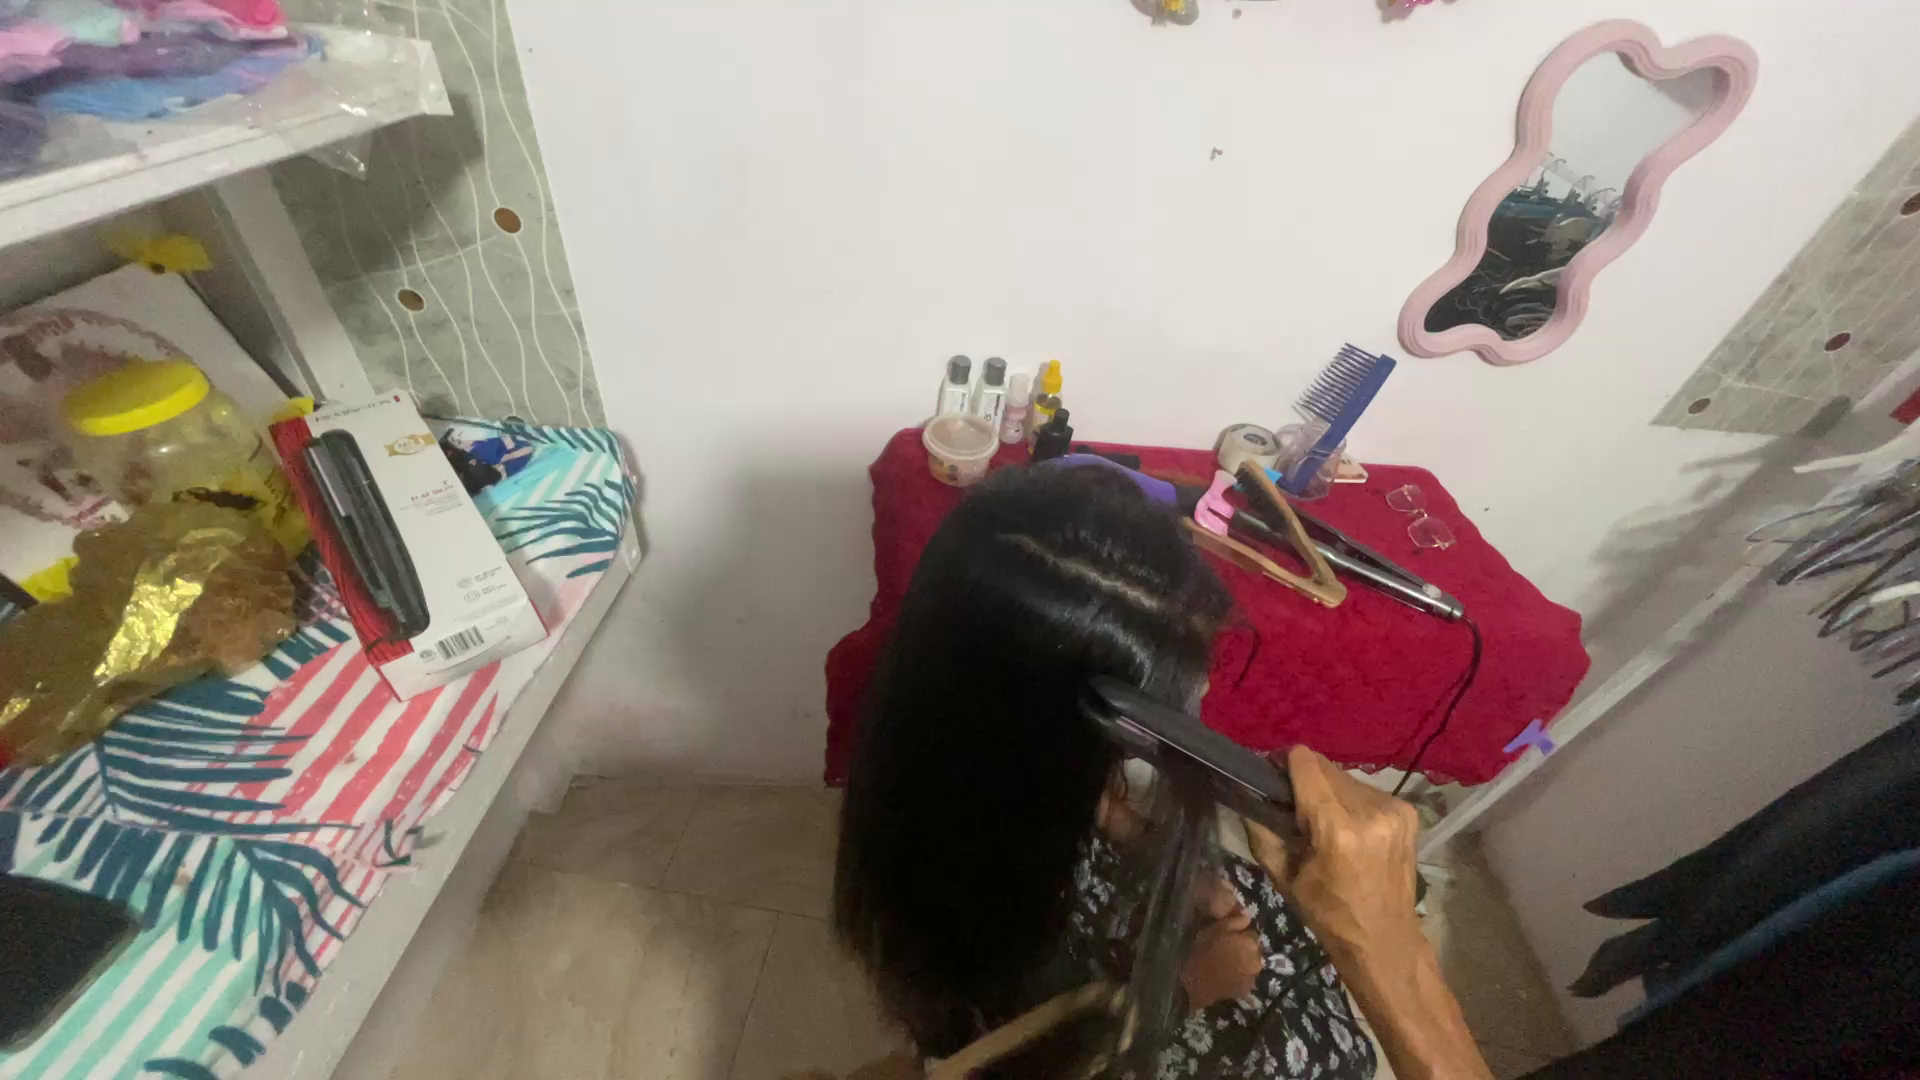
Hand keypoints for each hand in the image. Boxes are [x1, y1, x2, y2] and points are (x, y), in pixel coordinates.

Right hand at [1180, 907, 1261, 1009]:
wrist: (1199, 981)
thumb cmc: (1205, 949)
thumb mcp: (1216, 928)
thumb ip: (1235, 921)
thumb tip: (1248, 914)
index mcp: (1251, 942)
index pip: (1252, 933)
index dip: (1241, 933)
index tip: (1230, 935)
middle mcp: (1258, 959)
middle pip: (1254, 949)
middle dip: (1245, 947)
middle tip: (1228, 947)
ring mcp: (1254, 976)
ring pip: (1252, 963)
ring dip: (1244, 960)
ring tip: (1228, 961)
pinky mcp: (1248, 988)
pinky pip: (1248, 976)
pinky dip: (1241, 973)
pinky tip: (1228, 972)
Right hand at [1247, 747, 1493, 1079]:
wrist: (1386, 941)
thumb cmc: (1327, 913)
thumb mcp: (1281, 873)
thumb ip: (1260, 826)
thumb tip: (1247, 788)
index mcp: (1338, 828)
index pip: (1306, 762)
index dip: (1282, 762)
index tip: (1272, 777)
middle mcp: (1371, 811)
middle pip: (1323, 765)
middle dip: (1303, 778)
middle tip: (1293, 805)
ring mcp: (1394, 810)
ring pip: (1342, 775)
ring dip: (1326, 788)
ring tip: (1321, 819)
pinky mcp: (1407, 812)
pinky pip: (1363, 788)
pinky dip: (1347, 798)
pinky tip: (1347, 825)